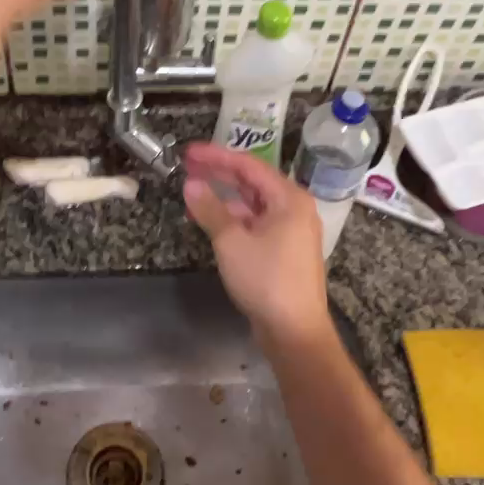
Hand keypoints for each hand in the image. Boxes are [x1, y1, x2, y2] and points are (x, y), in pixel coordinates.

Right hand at [181, 142, 329, 342]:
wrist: (295, 331)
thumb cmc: (266, 280)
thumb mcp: (232, 242)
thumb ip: (210, 209)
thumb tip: (190, 184)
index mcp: (289, 199)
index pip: (249, 165)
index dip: (217, 156)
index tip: (189, 152)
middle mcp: (295, 209)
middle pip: (253, 182)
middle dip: (220, 174)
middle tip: (188, 167)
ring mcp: (292, 231)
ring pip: (254, 204)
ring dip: (225, 198)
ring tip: (194, 195)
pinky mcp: (285, 251)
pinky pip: (257, 223)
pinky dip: (235, 218)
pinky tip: (213, 222)